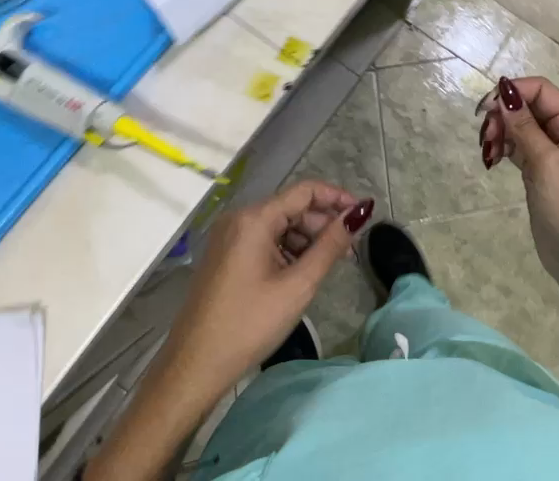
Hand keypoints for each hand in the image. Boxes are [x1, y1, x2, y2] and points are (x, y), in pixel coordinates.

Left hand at [165, 181, 373, 384]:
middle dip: (324, 224)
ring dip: (308, 240)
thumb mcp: (298, 285)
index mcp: (254, 219)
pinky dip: (289, 252)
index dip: (338, 198)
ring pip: (281, 225)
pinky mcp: (226, 256)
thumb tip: (360, 213)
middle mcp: (239, 219)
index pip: (306, 191)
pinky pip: (266, 241)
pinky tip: (302, 274)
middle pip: (293, 207)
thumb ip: (331, 245)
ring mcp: (229, 238)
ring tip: (329, 266)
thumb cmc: (249, 325)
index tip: (365, 214)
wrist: (193, 369)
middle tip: (350, 251)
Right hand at [479, 76, 558, 289]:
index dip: (512, 92)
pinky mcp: (538, 170)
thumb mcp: (547, 165)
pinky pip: (516, 146)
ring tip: (487, 153)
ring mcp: (551, 151)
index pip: (540, 89)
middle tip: (485, 139)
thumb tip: (505, 91)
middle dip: (502, 115)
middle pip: (527, 105)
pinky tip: (492, 160)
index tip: (485, 109)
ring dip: (499, 132)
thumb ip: (525, 127)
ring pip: (518, 125)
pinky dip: (502, 148)